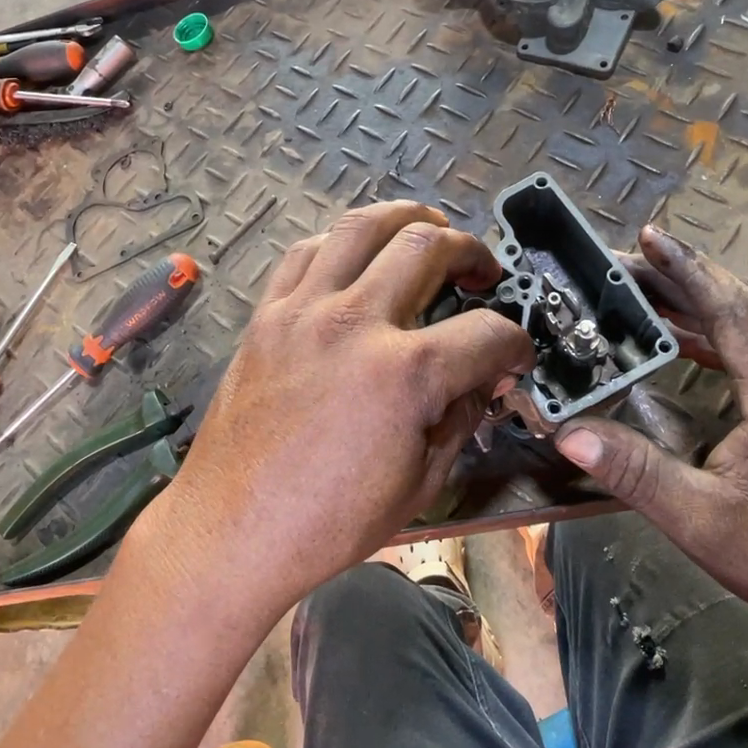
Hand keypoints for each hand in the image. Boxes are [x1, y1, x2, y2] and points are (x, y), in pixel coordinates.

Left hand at [150, 201, 534, 607]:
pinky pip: (306, 252)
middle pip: (427, 248)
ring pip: (361, 227)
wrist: (232, 529)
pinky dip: (340, 242)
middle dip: (470, 251)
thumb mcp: (419, 484)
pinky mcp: (267, 314)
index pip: (486, 333)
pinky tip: (355, 257)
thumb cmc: (329, 522)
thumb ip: (460, 417)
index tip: (515, 353)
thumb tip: (482, 377)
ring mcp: (303, 311)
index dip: (516, 342)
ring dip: (406, 219)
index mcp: (403, 374)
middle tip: (481, 270)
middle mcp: (355, 323)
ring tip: (427, 230)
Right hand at [554, 225, 747, 634]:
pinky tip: (674, 338)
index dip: (688, 271)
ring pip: (744, 330)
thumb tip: (569, 434)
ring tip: (637, 289)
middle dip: (679, 279)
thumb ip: (636, 472)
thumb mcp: (700, 519)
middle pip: (736, 310)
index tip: (649, 239)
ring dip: (692, 305)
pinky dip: (709, 335)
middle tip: (621, 261)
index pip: (732, 313)